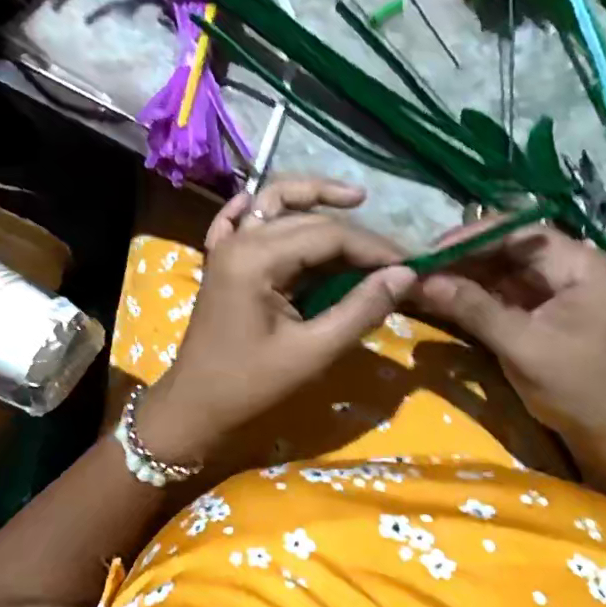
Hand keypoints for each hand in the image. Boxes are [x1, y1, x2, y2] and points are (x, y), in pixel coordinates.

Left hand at [136, 179, 414, 464]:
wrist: (195, 407)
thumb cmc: (251, 385)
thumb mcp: (312, 352)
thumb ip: (360, 309)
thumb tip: (405, 275)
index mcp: (256, 258)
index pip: (329, 234)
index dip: (374, 248)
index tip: (410, 265)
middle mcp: (239, 240)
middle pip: (308, 218)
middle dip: (355, 234)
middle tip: (394, 257)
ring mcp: (225, 247)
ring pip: (275, 205)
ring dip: (313, 198)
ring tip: (356, 198)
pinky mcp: (220, 260)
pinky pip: (241, 218)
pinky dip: (265, 208)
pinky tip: (283, 205)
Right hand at [412, 223, 605, 452]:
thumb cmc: (578, 387)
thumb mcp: (523, 346)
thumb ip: (474, 309)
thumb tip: (423, 282)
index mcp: (577, 264)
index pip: (517, 233)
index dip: (471, 238)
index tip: (430, 253)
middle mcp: (567, 267)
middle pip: (506, 249)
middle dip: (462, 259)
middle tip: (418, 270)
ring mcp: (553, 291)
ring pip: (500, 272)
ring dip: (463, 278)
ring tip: (423, 283)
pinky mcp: (540, 313)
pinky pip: (501, 295)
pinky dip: (473, 298)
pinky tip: (443, 299)